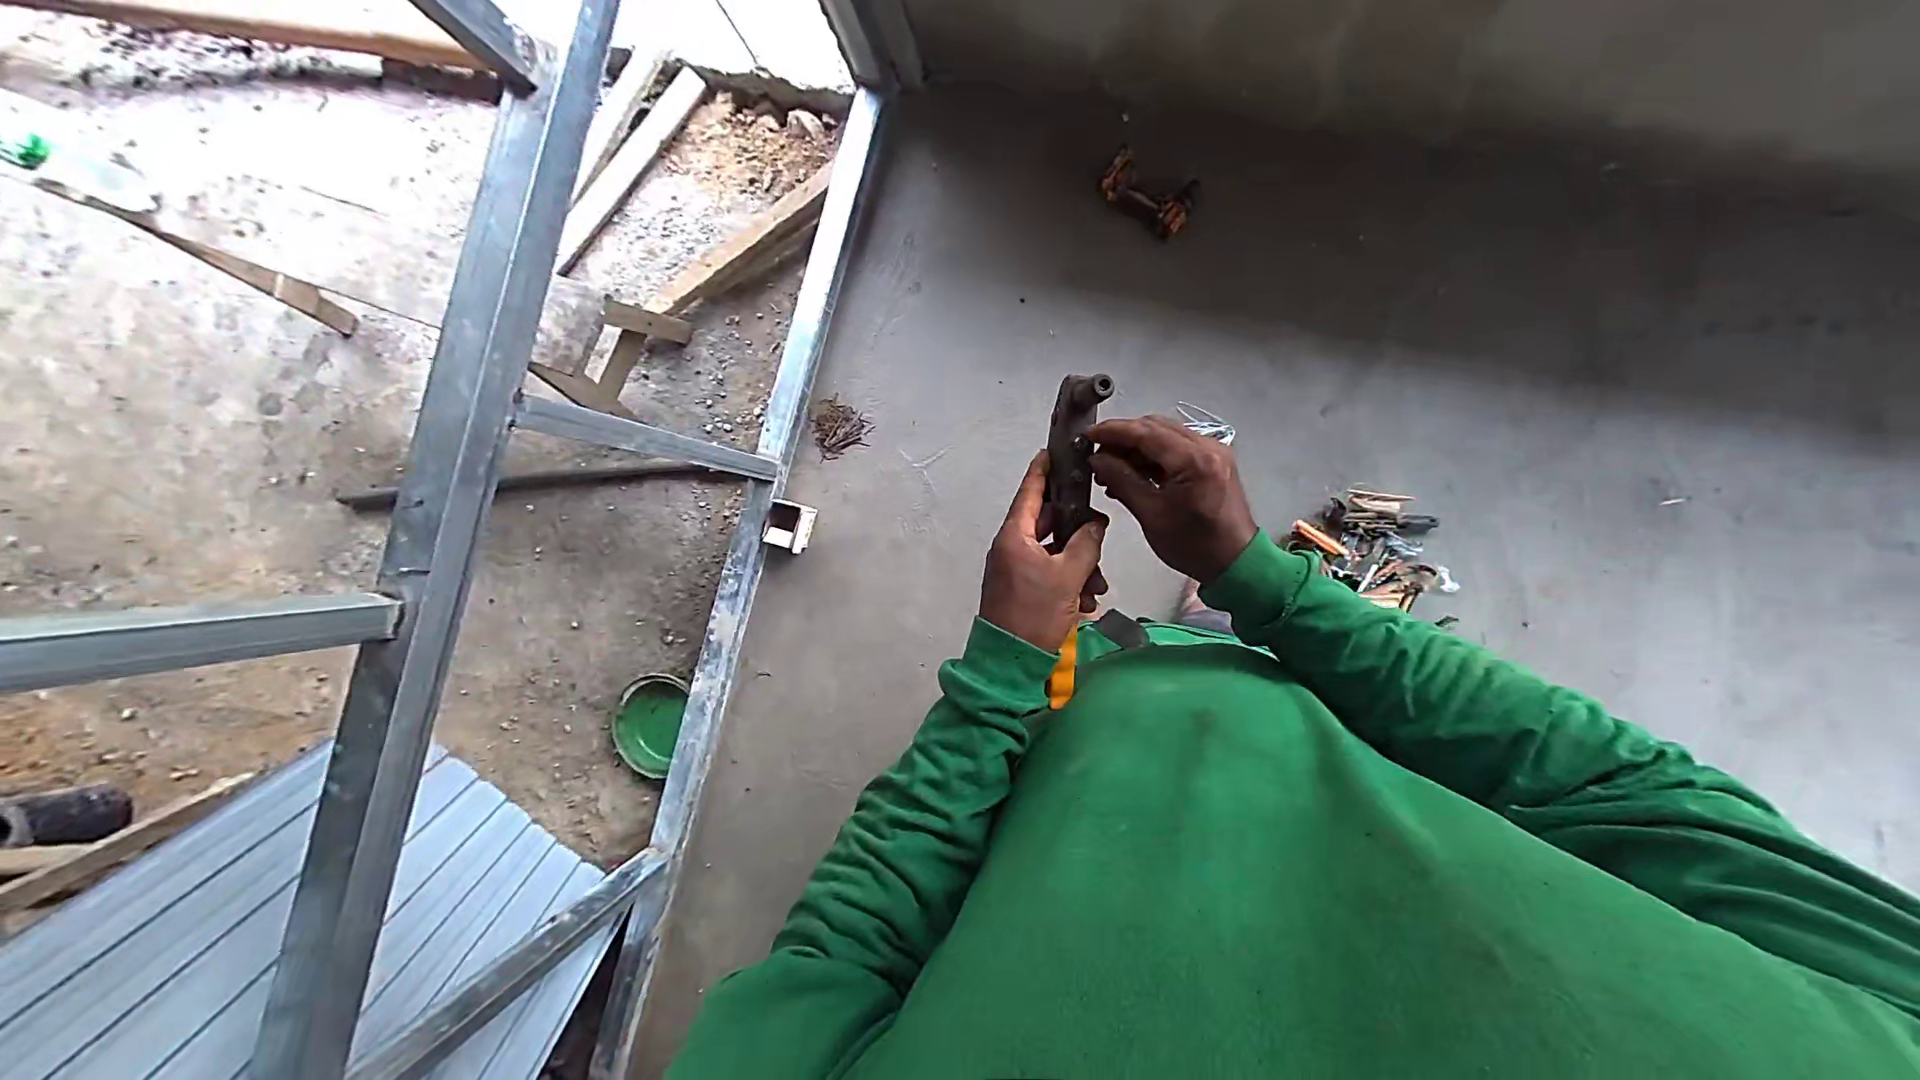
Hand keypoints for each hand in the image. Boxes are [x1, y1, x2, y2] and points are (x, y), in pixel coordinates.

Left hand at [980, 451, 1108, 650]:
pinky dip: (1069, 582)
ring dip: (1079, 565)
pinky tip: (1085, 601)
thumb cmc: (1034, 614)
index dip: (1042, 470)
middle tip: (1099, 533)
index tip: (1051, 451)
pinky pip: (1050, 574)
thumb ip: (1085, 544)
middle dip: (1078, 532)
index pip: (1030, 492)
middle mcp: (1012, 547)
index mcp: (1015, 536)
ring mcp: (1015, 569)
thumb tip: (1095, 524)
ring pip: (1054, 552)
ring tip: (1096, 587)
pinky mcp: (1023, 589)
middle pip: (1048, 524)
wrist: (1011, 662)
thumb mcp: (1067, 577)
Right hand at [1088, 415, 1257, 582]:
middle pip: (1154, 427)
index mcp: (1195, 460)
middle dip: (1122, 439)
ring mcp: (1212, 451)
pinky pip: (1175, 447)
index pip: (1146, 432)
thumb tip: (1097, 460)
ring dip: (1135, 448)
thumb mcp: (1151, 514)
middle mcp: (1208, 447)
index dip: (1112, 431)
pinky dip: (1151, 456)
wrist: (1234, 561)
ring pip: (1163, 435)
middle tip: (1096, 458)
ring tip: (1110, 470)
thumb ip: (1121, 480)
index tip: (1088, 436)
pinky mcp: (1211, 460)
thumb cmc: (1195, 545)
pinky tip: (1132, 473)